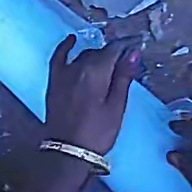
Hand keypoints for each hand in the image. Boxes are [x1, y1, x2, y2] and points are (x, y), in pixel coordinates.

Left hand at [43, 35, 139, 155]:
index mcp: (96, 72)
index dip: (127, 46)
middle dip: (114, 53)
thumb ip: (124, 77)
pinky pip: (58, 57)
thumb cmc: (98, 132)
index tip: (137, 45)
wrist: (68, 151)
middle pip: (100, 52)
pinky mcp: (54, 82)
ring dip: (97, 55)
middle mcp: (78, 67)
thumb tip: (133, 52)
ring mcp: (63, 73)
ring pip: (84, 55)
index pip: (114, 49)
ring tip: (108, 62)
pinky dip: (66, 47)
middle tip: (126, 61)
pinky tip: (72, 40)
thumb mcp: (117, 106)